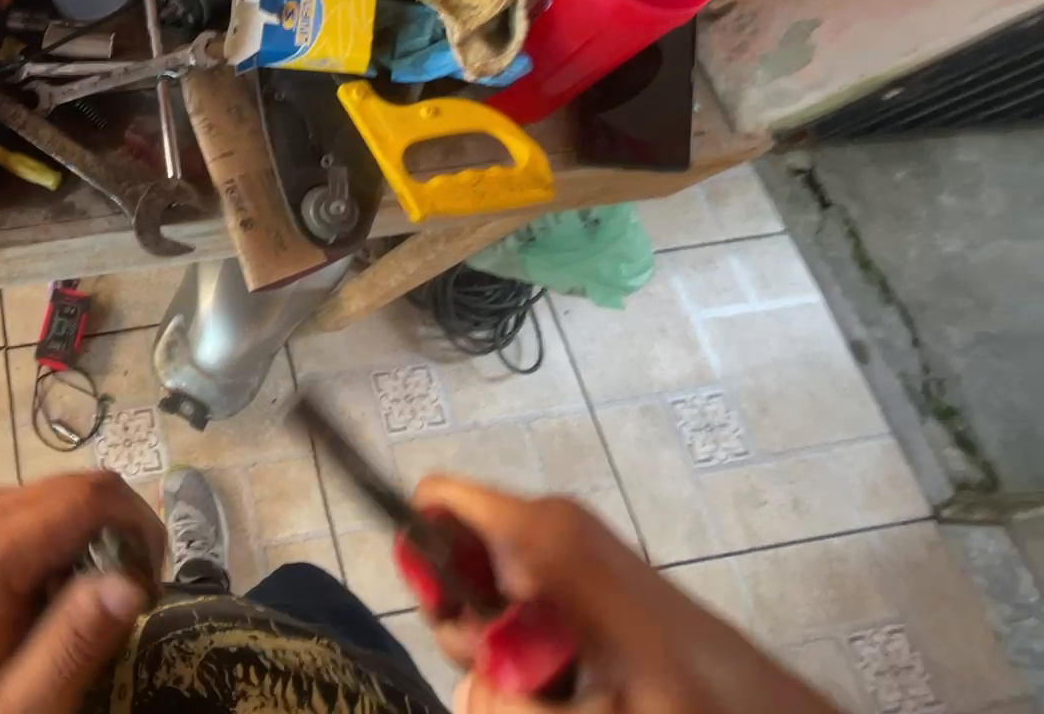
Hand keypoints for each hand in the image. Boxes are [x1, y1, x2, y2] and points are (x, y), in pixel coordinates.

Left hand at [0, 471, 164, 713]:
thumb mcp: (21, 702)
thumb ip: (74, 644)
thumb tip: (131, 583)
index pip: (93, 496)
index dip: (138, 531)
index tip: (149, 591)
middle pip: (93, 486)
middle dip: (130, 533)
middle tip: (139, 598)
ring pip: (85, 492)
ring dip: (114, 536)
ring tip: (112, 598)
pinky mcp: (2, 512)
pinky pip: (68, 505)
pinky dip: (92, 537)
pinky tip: (82, 586)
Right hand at [412, 477, 840, 713]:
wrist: (771, 707)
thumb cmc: (692, 698)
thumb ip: (516, 702)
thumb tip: (466, 691)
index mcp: (539, 530)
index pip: (437, 499)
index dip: (422, 555)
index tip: (451, 616)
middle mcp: (543, 522)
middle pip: (449, 548)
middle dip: (459, 613)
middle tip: (503, 665)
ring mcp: (561, 544)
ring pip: (477, 577)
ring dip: (489, 634)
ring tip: (544, 682)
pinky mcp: (576, 567)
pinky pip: (510, 590)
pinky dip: (515, 635)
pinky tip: (559, 677)